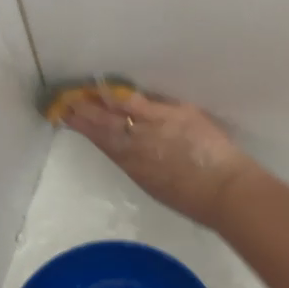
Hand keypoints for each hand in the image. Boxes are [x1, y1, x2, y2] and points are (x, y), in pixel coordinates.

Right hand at [61, 91, 262, 226]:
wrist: (223, 191)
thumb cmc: (198, 199)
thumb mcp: (160, 186)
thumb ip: (146, 166)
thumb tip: (136, 151)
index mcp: (135, 168)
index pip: (104, 143)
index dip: (85, 130)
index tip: (69, 118)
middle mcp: (137, 148)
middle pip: (103, 127)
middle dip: (83, 114)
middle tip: (64, 102)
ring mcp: (152, 128)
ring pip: (116, 113)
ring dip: (95, 102)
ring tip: (81, 92)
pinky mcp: (171, 115)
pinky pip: (139, 103)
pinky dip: (120, 96)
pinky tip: (107, 88)